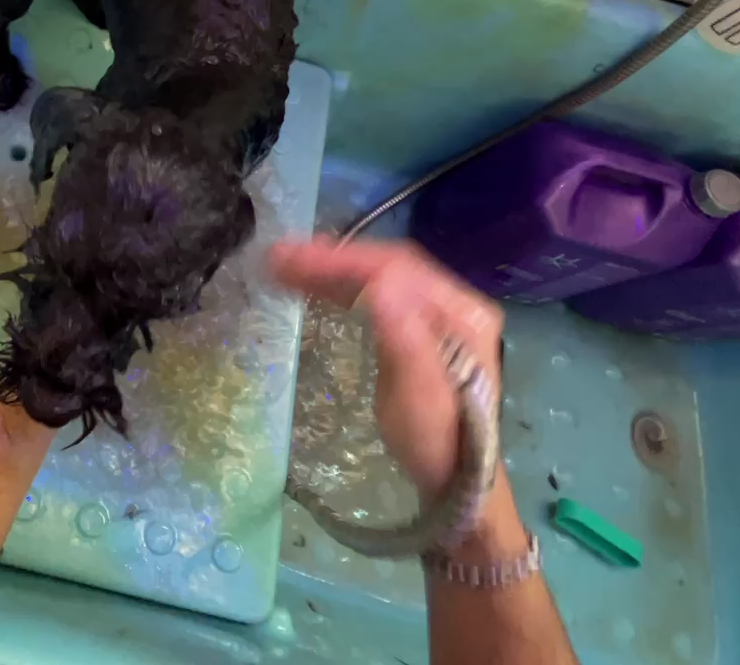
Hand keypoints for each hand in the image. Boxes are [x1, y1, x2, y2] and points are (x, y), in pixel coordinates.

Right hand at [268, 235, 504, 500]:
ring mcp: (434, 313)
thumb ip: (403, 340)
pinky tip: (309, 284)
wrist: (456, 481)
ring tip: (282, 266)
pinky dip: (339, 285)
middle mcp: (451, 302)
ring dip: (329, 268)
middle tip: (279, 257)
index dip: (342, 261)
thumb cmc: (437, 444)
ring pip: (375, 275)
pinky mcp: (414, 325)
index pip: (395, 269)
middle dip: (330, 258)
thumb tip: (377, 286)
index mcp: (461, 313)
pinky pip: (373, 292)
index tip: (293, 261)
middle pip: (384, 265)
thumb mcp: (419, 397)